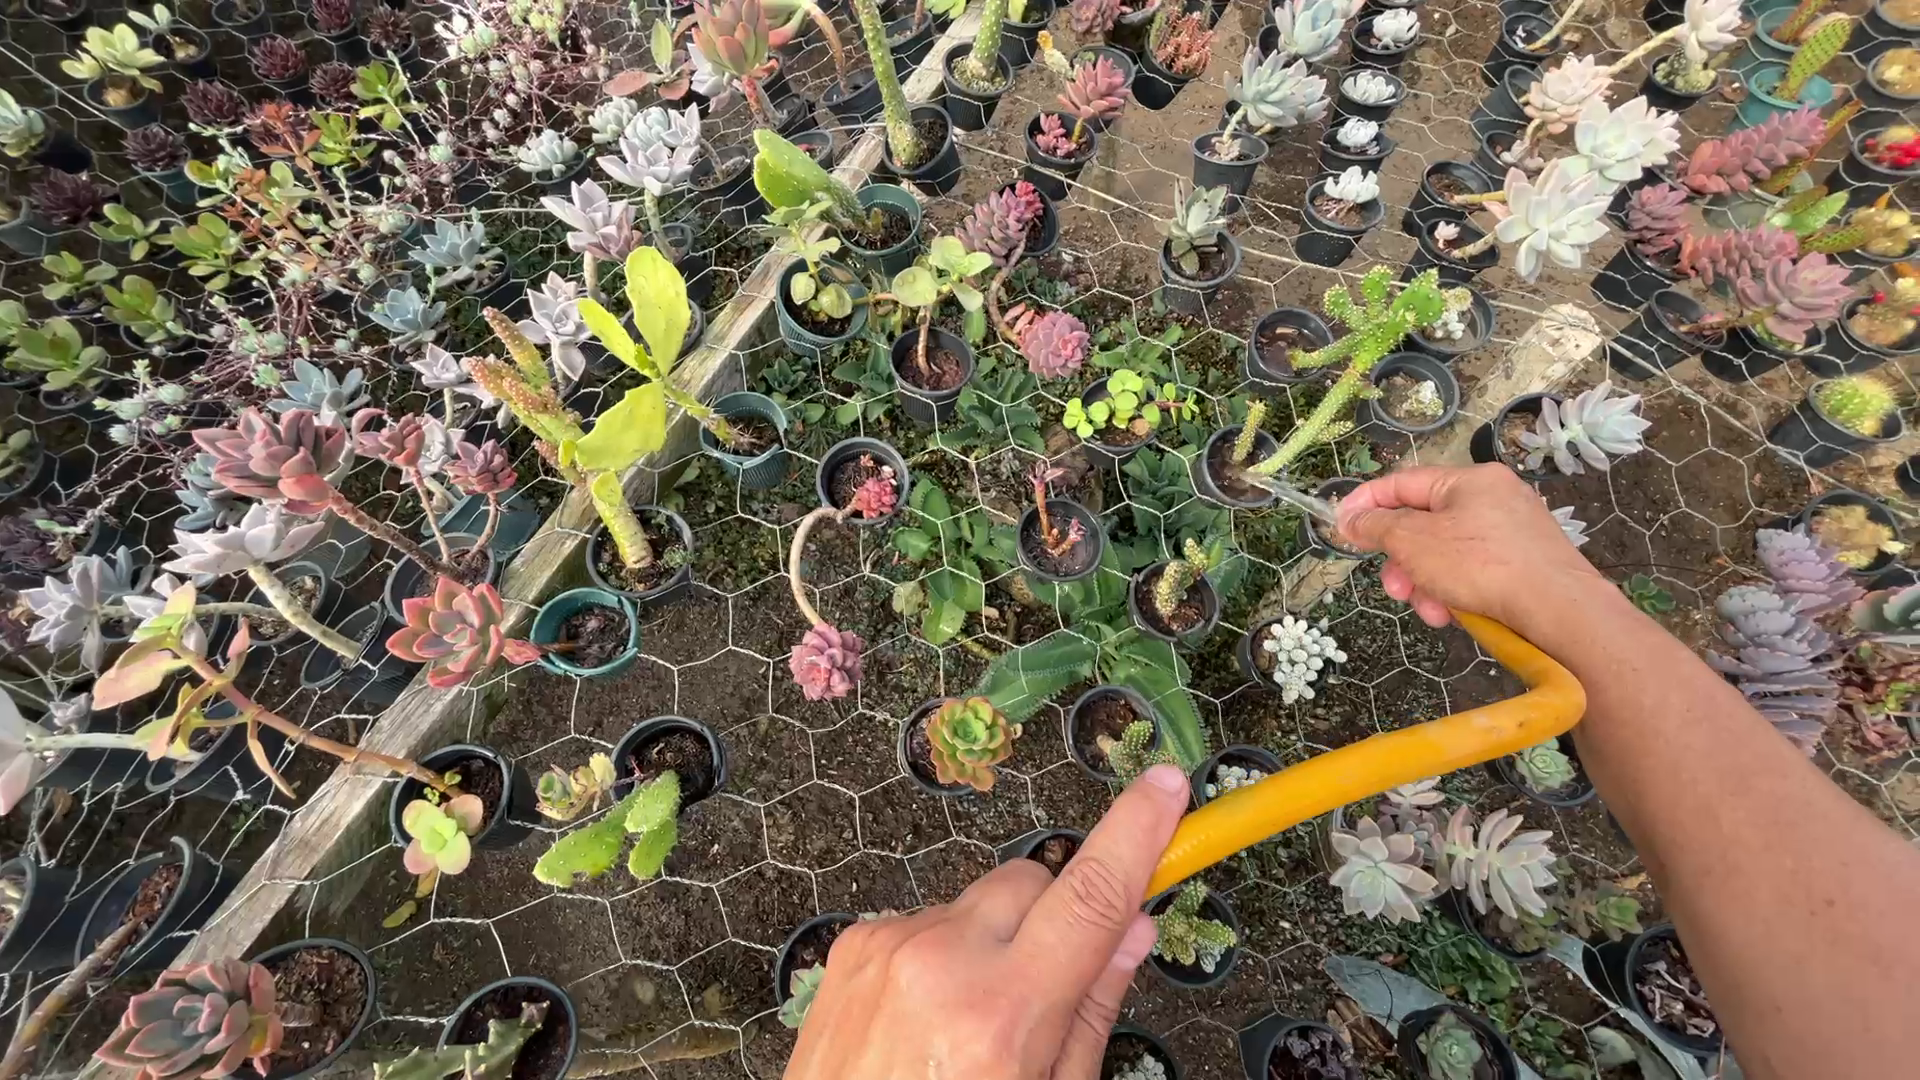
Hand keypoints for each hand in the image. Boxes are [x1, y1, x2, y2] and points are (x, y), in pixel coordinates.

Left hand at [783, 764, 1189, 1079]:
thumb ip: (1091, 1009)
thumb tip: (1133, 924)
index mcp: (1000, 1016)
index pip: (1090, 898)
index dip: (1136, 834)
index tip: (1166, 785)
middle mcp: (940, 960)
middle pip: (1030, 881)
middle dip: (1052, 916)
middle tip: (1041, 985)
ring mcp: (890, 942)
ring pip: (979, 900)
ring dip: (992, 939)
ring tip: (966, 1017)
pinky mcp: (856, 938)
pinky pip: (929, 918)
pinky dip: (943, 950)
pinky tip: (922, 1013)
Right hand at [1334, 464, 1612, 640]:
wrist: (1560, 610)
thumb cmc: (1480, 565)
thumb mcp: (1412, 540)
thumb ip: (1375, 525)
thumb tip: (1351, 519)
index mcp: (1468, 480)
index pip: (1401, 483)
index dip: (1364, 503)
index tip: (1339, 527)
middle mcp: (1492, 498)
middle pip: (1421, 524)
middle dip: (1399, 560)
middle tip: (1392, 586)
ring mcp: (1511, 531)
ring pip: (1442, 552)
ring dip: (1423, 582)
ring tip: (1427, 609)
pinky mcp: (1522, 562)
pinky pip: (1469, 570)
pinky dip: (1451, 590)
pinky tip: (1451, 613)